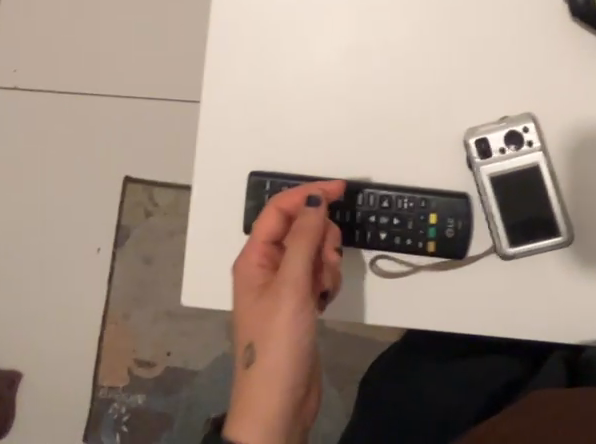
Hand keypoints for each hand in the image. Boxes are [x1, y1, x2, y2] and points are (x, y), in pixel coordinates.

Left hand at [225, 181, 345, 443]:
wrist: (279, 406)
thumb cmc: (277, 345)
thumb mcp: (292, 286)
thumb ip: (305, 238)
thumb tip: (315, 199)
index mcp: (254, 257)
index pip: (280, 210)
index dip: (309, 194)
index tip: (341, 189)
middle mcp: (266, 267)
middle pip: (300, 228)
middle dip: (321, 237)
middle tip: (326, 262)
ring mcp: (284, 286)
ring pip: (313, 251)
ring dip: (326, 262)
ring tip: (323, 290)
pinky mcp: (300, 304)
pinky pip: (318, 275)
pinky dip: (327, 281)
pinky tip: (325, 302)